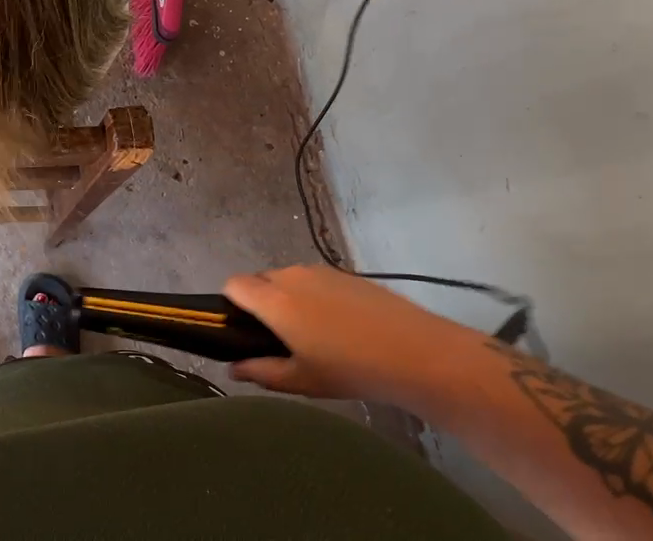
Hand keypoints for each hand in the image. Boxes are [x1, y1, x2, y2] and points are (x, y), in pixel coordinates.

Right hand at [222, 265, 486, 404]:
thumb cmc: (352, 370)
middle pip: (261, 280)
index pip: (234, 284)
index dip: (232, 304)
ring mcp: (322, 272)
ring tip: (316, 334)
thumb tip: (233, 369)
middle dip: (262, 303)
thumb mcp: (303, 381)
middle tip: (282, 338)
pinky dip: (317, 298)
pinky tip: (343, 327)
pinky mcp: (348, 275)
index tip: (245, 330)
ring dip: (290, 299)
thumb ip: (261, 372)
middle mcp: (292, 276)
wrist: (420, 354)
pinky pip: (317, 281)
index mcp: (274, 299)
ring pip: (290, 280)